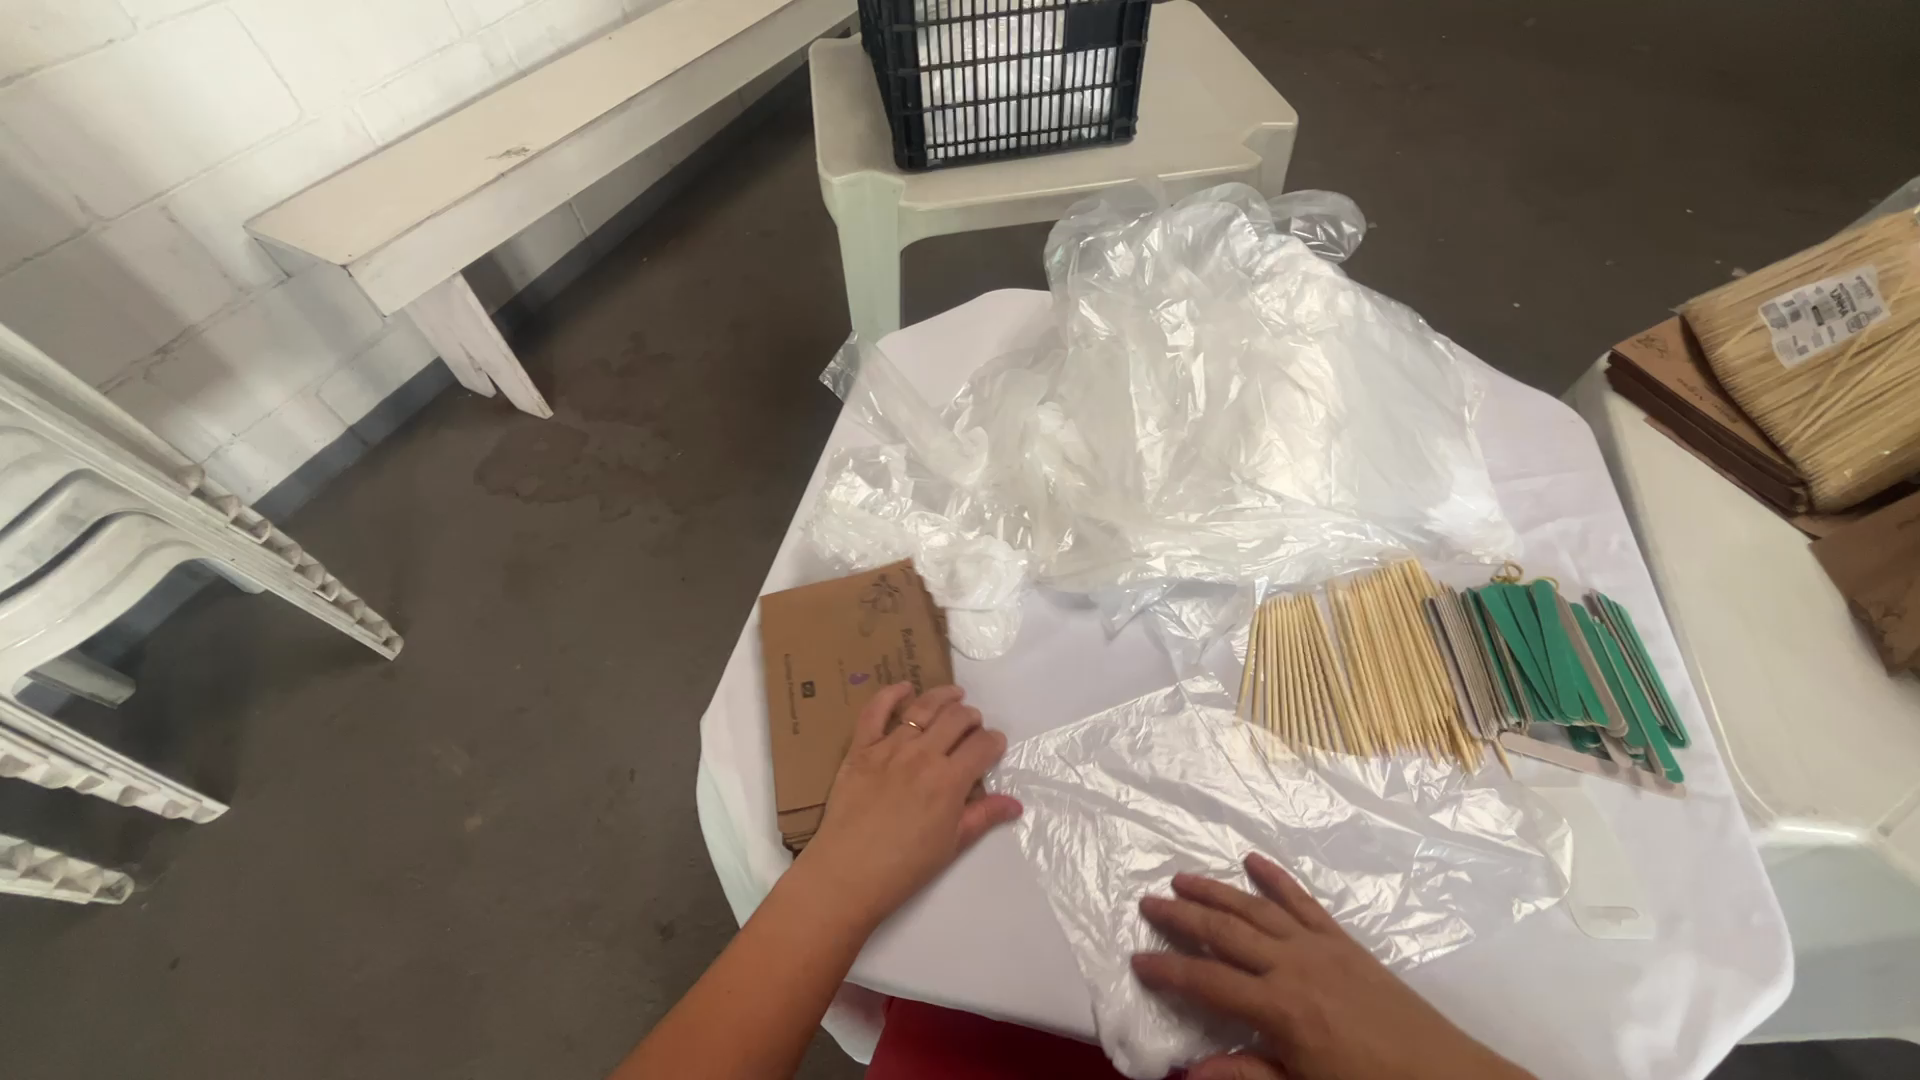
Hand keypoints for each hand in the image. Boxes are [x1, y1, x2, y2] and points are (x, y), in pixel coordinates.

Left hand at [791, 683, 1022, 932]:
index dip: (994, 742)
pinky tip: (904, 688)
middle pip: (956, 719)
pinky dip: (891, 694)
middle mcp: (922, 755)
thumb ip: (983, 817)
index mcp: (949, 781)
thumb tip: (1015, 803)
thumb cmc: (903, 868)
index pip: (982, 745)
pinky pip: (875, 711)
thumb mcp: (951, 845)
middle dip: (972, 718)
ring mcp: (889, 748)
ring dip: (944, 698)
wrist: (846, 875)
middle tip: (974, 726)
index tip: (995, 745)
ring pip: (923, 708)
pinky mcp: (861, 749)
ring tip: (955, 695)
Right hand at [1131, 854, 1535, 1079]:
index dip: (1169, 970)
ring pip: (1254, 908)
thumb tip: (1188, 1070)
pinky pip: (1302, 901)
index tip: (1137, 959)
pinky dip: (1275, 878)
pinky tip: (1252, 860)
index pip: (1208, 982)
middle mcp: (1292, 966)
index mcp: (1280, 1009)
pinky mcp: (1343, 939)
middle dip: (1181, 916)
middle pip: (1224, 931)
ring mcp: (1319, 945)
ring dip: (1215, 890)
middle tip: (1147, 902)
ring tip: (1181, 878)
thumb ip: (1248, 1076)